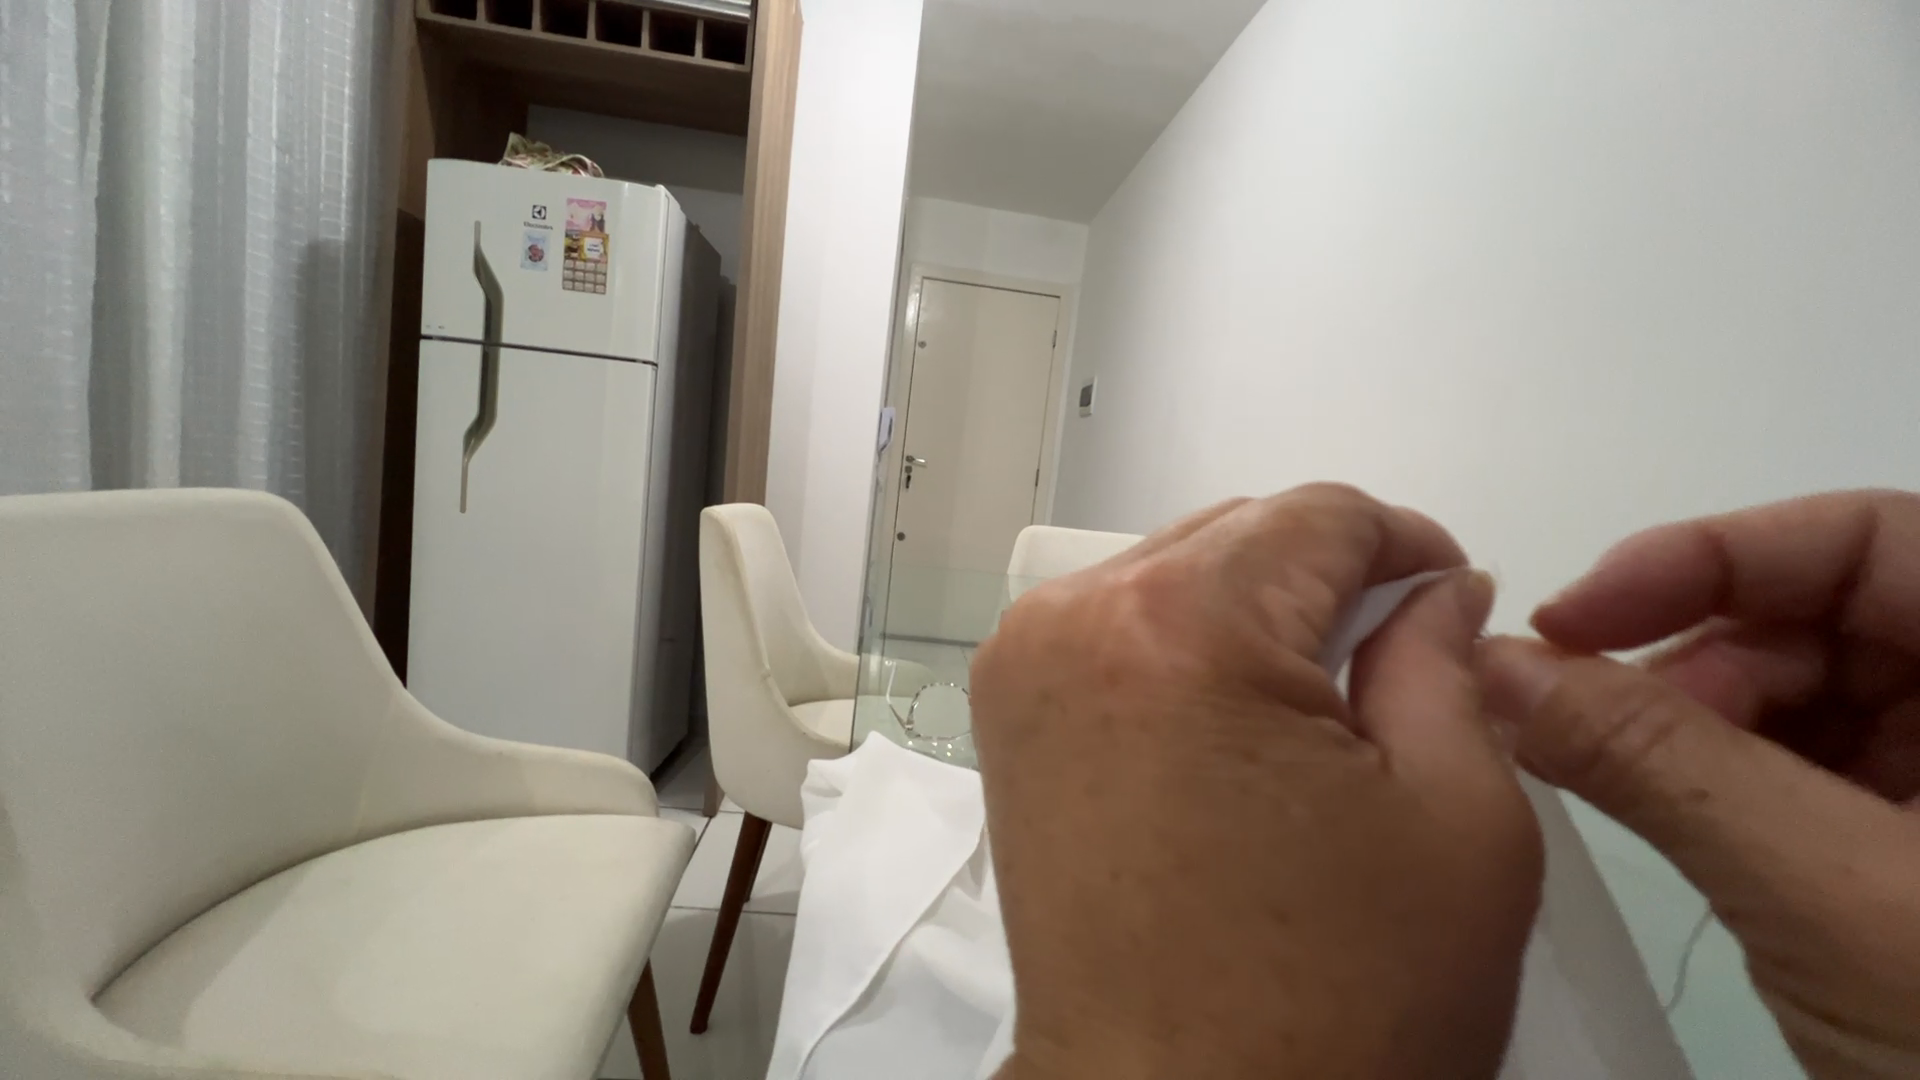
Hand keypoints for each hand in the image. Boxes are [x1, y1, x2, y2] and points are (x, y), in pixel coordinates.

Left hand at [973, 485, 1542, 1079]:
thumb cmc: (1332, 994)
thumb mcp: (1453, 819)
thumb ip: (1445, 664)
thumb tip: (1439, 587)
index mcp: (1179, 622)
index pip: (1311, 514)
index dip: (1397, 541)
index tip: (1442, 590)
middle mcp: (1073, 614)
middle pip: (1230, 534)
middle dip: (1318, 572)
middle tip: (1384, 644)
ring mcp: (1021, 655)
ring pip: (1165, 571)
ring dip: (1244, 605)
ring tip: (1305, 687)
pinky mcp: (1002, 703)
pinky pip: (1109, 623)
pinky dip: (1175, 641)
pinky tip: (1220, 710)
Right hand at [1480, 490, 1919, 1079]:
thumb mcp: (1843, 905)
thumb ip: (1659, 765)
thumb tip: (1494, 663)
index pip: (1872, 540)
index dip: (1705, 557)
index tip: (1568, 622)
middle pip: (1821, 616)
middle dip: (1688, 663)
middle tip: (1591, 731)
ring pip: (1795, 689)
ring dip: (1681, 722)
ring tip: (1618, 780)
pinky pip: (1790, 759)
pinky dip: (1701, 771)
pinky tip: (1658, 807)